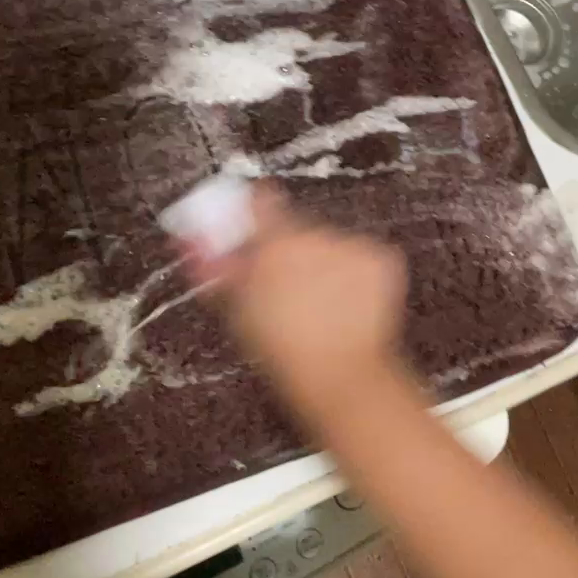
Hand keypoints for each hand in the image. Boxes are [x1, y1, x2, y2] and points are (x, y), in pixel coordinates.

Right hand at [187, 187, 408, 408]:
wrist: (341, 377)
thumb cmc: (282, 350)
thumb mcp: (238, 311)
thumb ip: (216, 268)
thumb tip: (193, 242)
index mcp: (275, 242)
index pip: (261, 200)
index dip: (254, 211)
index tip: (252, 224)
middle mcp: (315, 233)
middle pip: (298, 228)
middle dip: (291, 251)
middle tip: (286, 289)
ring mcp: (353, 244)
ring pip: (332, 244)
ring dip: (325, 265)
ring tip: (319, 307)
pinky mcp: (383, 258)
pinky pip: (363, 257)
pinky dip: (356, 276)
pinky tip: (347, 305)